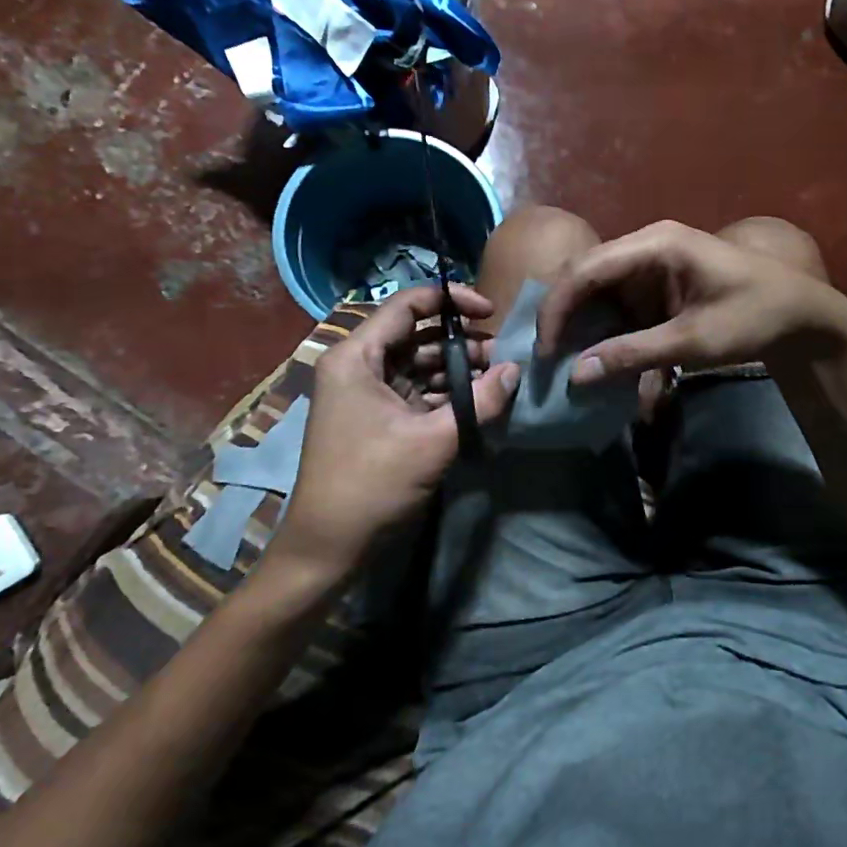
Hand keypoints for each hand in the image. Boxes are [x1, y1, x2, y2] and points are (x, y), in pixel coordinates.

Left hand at [278, 285, 519, 570]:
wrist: (330, 545)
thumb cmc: (372, 484)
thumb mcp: (433, 441)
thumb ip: (479, 402)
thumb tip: (515, 370)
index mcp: (356, 357)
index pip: (406, 305)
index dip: (451, 301)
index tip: (491, 313)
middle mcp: (358, 367)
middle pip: (416, 335)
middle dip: (460, 343)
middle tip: (502, 357)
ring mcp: (366, 395)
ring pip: (418, 365)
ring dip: (456, 371)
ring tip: (496, 380)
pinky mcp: (378, 420)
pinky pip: (416, 393)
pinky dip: (445, 395)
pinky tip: (477, 403)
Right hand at [537, 221, 846, 384]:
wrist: (799, 316)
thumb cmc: (754, 317)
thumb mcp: (694, 340)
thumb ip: (633, 354)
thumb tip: (577, 375)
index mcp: (656, 244)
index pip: (587, 269)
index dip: (558, 308)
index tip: (546, 349)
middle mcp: (647, 246)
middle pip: (586, 275)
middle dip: (563, 316)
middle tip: (547, 358)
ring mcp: (651, 265)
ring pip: (598, 292)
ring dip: (582, 325)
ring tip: (564, 360)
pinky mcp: (657, 286)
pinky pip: (618, 305)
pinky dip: (606, 331)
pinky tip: (596, 356)